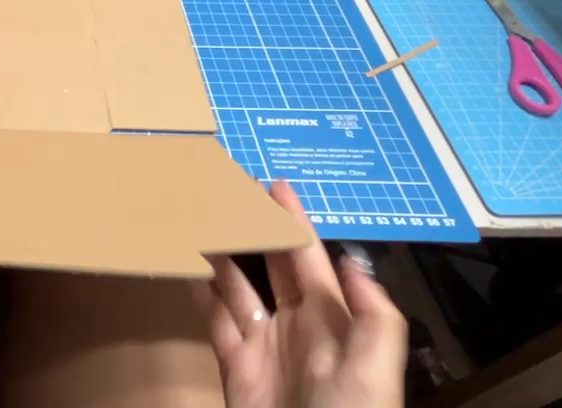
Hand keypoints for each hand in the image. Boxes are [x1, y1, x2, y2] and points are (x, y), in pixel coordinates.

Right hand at [194, 180, 406, 407]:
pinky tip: (184, 264)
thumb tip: (352, 260)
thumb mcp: (376, 379)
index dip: (293, 221)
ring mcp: (264, 345)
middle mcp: (297, 326)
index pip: (308, 259)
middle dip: (252, 225)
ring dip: (218, 252)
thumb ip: (375, 321)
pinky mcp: (236, 366)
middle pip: (270, 263)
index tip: (273, 183)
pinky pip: (214, 320)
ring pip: (236, 286)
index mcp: (332, 323)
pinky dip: (198, 290)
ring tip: (196, 216)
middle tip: (225, 188)